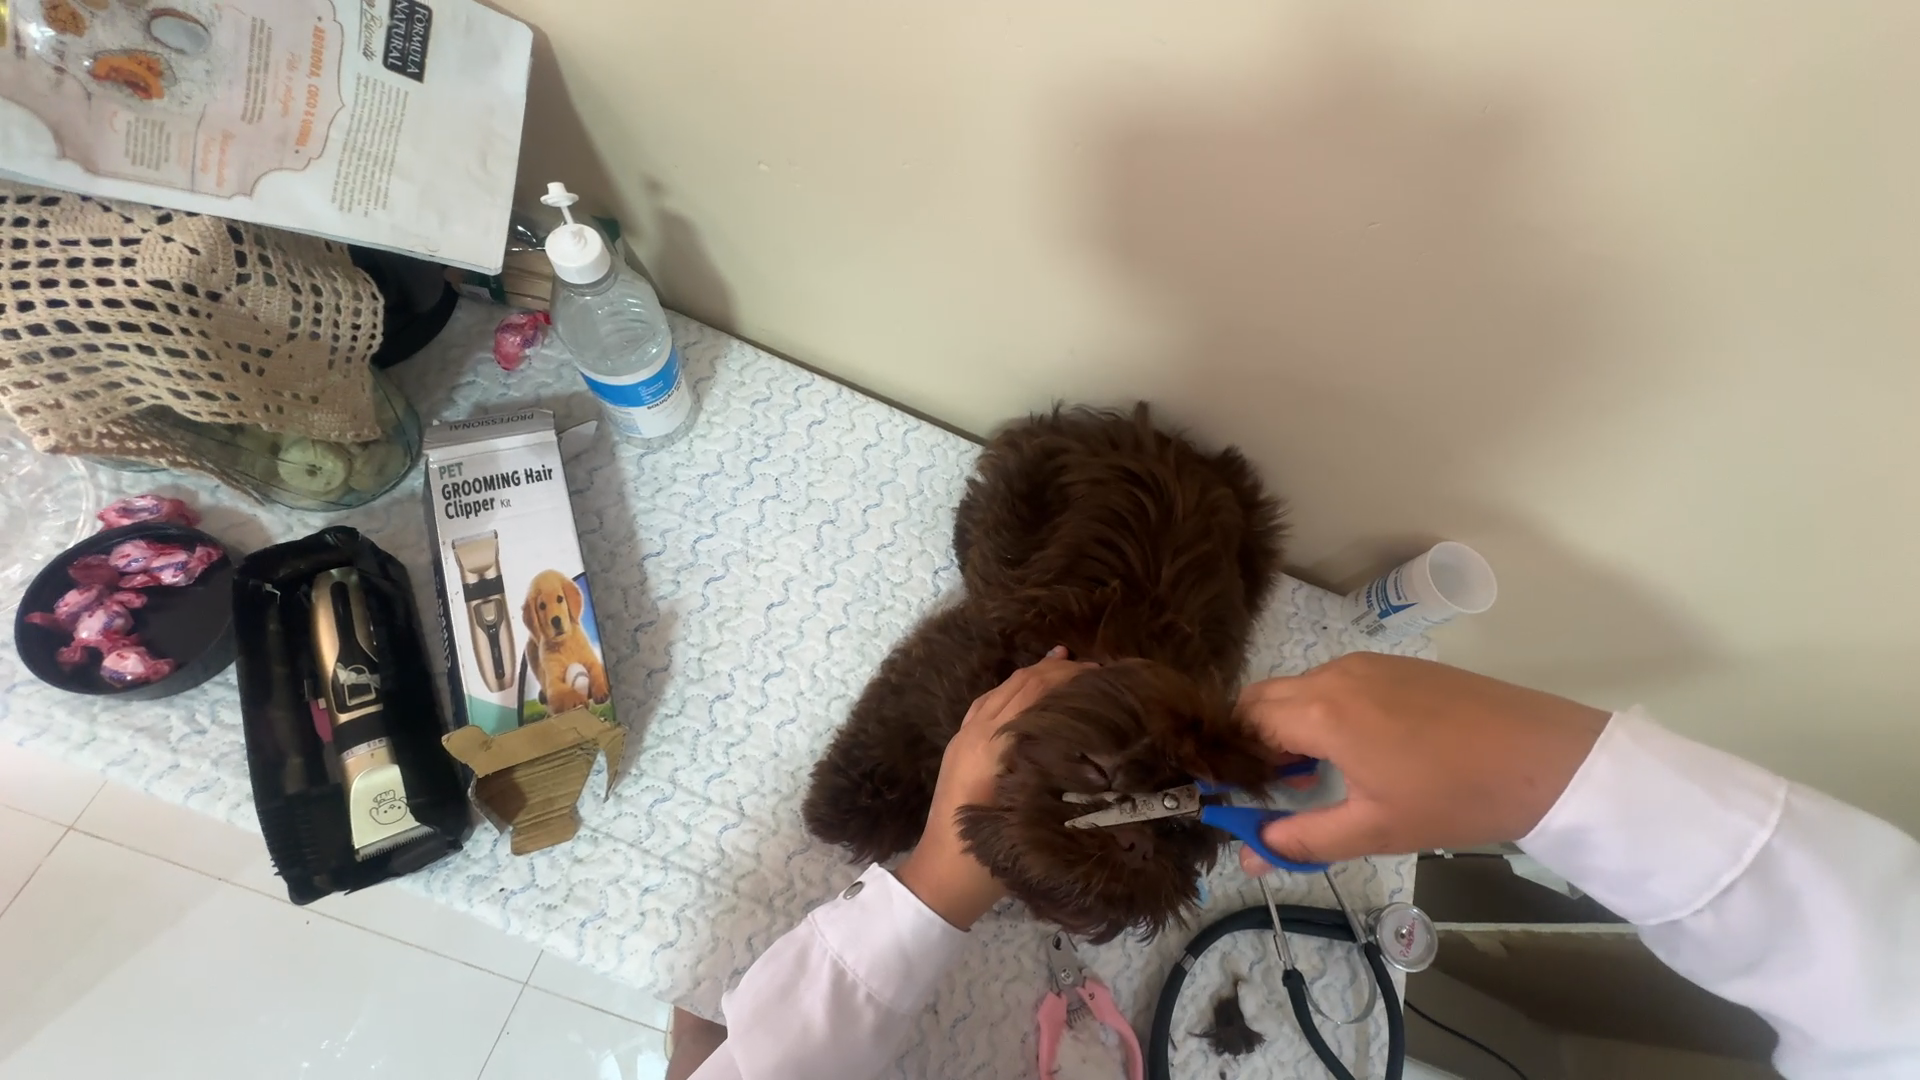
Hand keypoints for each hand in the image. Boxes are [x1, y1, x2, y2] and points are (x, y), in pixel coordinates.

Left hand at [895, 647, 1094, 927]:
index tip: (1102, 674)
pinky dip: (1013, 688)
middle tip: (1094, 668)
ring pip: (1002, 689)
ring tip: (1066, 663)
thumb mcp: (1034, 815)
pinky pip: (988, 702)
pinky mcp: (959, 744)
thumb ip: (1059, 772)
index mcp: (995, 743)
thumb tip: (1097, 744)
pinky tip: (1028, 688)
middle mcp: (978, 730)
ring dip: (1035, 675)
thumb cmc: (994, 854)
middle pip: (1020, 683)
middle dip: (1056, 670)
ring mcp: (964, 735)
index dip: (1069, 677)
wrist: (943, 874)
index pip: (1036, 691)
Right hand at [1235, 654, 1609, 871]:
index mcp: (1319, 714)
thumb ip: (1303, 840)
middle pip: (1259, 699)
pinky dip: (1318, 709)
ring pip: (1294, 688)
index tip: (1238, 792)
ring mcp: (1360, 664)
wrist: (1548, 757)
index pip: (1242, 724)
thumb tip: (1248, 855)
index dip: (1231, 758)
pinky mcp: (1388, 663)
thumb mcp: (1376, 828)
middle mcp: (1329, 677)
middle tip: (1273, 784)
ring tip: (1317, 770)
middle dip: (1252, 738)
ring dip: (1286, 723)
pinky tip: (1357, 745)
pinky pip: (1329, 681)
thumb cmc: (1455, 798)